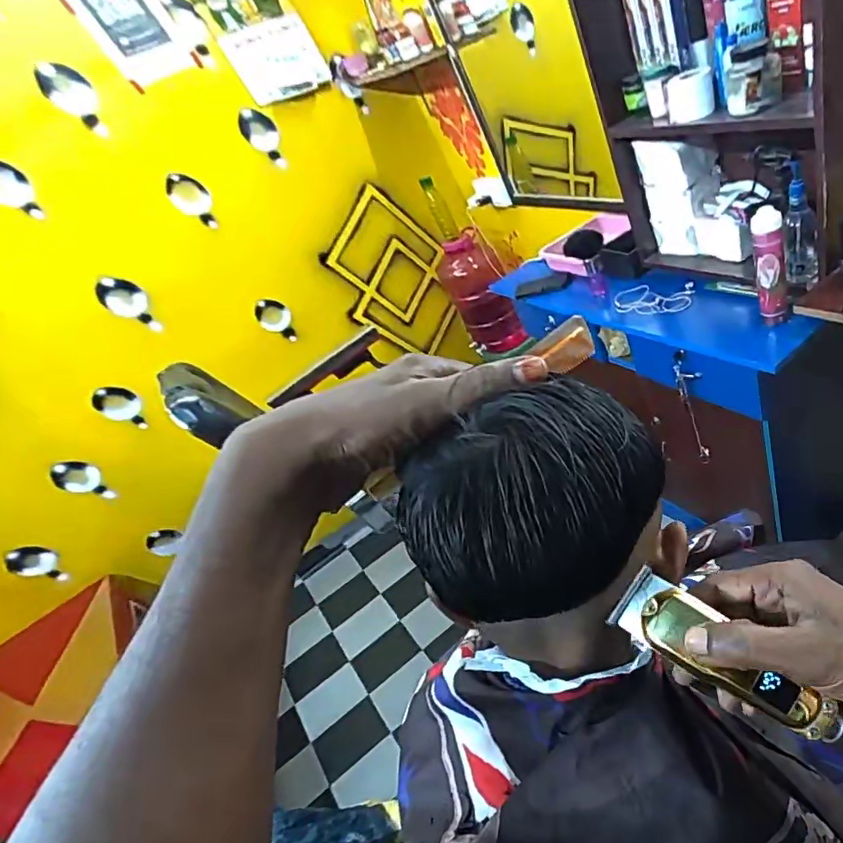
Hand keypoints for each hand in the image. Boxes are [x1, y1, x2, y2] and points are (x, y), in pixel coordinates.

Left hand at [224, 353, 546, 513]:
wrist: (303, 459)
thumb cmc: (367, 421)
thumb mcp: (432, 398)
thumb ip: (483, 386)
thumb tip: (539, 367)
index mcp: (422, 366)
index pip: (479, 375)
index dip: (505, 393)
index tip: (530, 418)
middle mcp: (410, 388)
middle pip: (463, 405)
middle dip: (483, 423)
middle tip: (510, 446)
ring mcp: (397, 420)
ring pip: (445, 432)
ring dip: (460, 446)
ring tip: (484, 463)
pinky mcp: (387, 450)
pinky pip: (426, 454)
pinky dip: (439, 463)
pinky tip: (449, 475)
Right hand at [677, 560, 842, 728]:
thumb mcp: (798, 651)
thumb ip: (741, 645)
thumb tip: (686, 640)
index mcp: (782, 580)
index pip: (720, 586)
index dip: (690, 609)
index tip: (664, 639)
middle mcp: (782, 598)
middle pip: (728, 617)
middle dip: (707, 648)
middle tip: (686, 678)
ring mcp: (792, 628)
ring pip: (743, 645)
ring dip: (729, 672)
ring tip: (722, 700)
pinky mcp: (801, 655)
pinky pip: (763, 664)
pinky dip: (752, 683)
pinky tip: (747, 707)